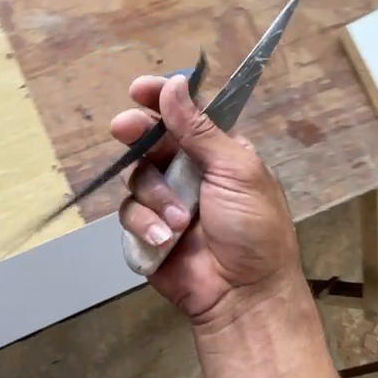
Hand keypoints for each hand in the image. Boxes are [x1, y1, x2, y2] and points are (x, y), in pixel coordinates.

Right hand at [111, 74, 301, 328]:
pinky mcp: (146, 231)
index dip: (160, 99)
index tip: (140, 90)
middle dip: (137, 135)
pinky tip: (167, 240)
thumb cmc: (254, 229)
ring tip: (181, 221)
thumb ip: (200, 130)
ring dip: (155, 197)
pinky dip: (146, 226)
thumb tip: (174, 85)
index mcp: (216, 153)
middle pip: (149, 141)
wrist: (242, 292)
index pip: (183, 116)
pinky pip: (129, 214)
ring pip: (136, 179)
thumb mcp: (236, 170)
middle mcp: (187, 172)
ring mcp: (164, 202)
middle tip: (124, 128)